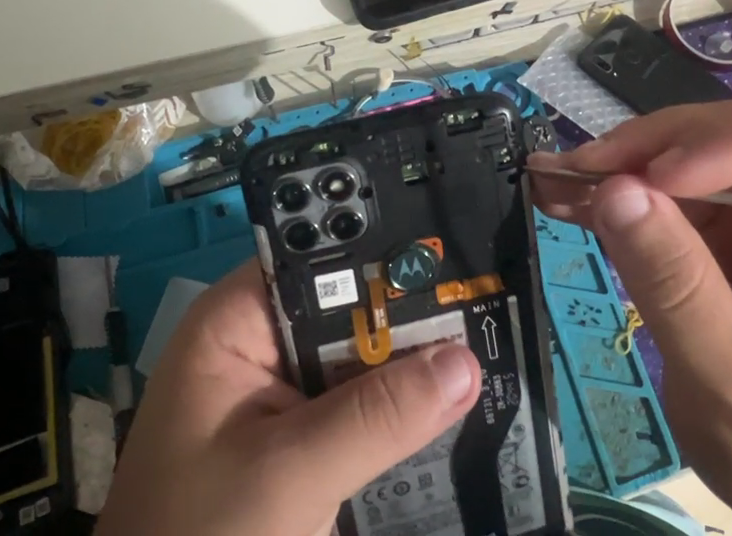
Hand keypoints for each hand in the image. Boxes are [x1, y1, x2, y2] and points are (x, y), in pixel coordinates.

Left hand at [100, 262, 481, 535]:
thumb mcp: (287, 476)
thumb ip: (375, 418)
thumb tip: (465, 363)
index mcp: (238, 321)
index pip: (321, 261)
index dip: (387, 255)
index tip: (459, 260)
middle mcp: (260, 342)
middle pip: (350, 309)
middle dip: (414, 316)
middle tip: (493, 310)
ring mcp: (279, 392)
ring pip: (361, 359)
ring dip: (413, 366)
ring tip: (492, 346)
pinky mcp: (296, 437)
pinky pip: (358, 405)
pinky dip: (398, 411)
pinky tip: (453, 405)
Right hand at [534, 103, 731, 532]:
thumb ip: (678, 288)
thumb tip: (616, 190)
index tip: (655, 176)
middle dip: (661, 147)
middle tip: (586, 168)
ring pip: (696, 155)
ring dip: (625, 162)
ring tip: (558, 178)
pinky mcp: (725, 235)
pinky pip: (666, 193)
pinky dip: (615, 191)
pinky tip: (564, 195)